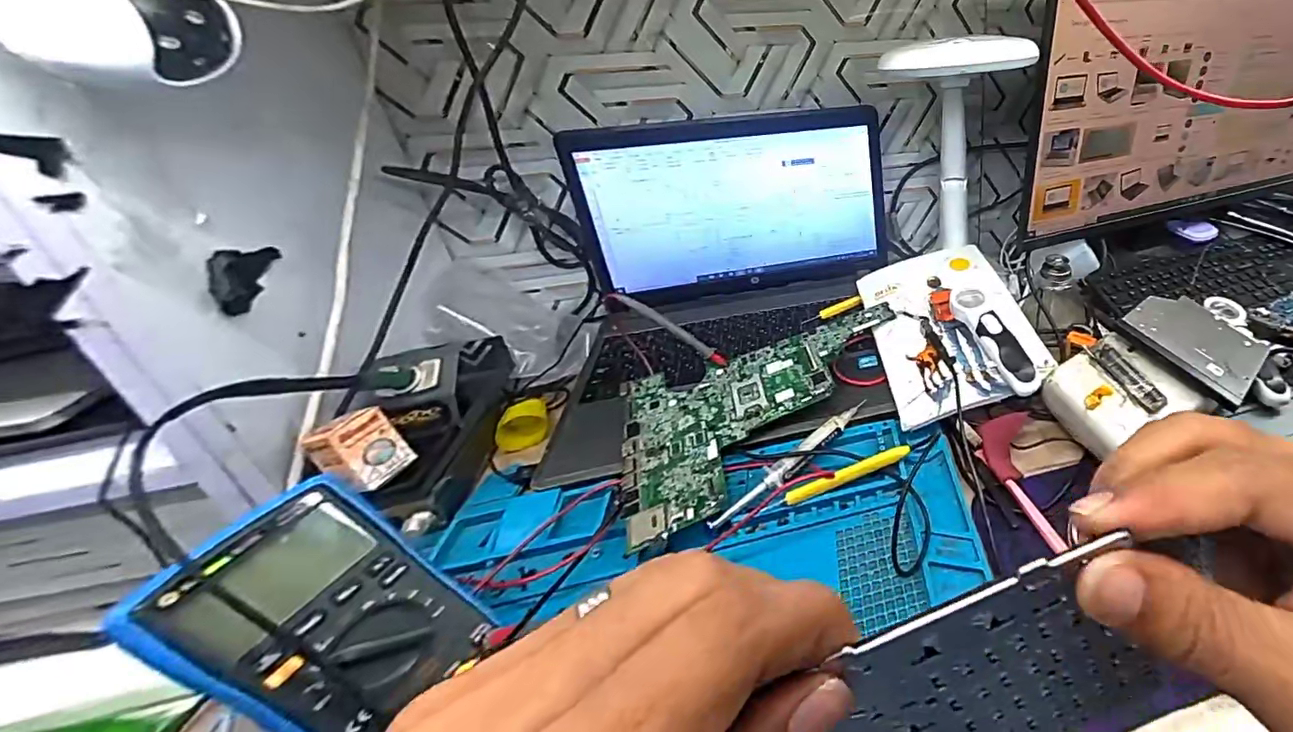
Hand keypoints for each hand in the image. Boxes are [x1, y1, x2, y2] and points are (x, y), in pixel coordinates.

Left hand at [392, 552, 856, 731]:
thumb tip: (821, 689)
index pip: (717, 620)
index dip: (800, 617)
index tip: (834, 650)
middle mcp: (502, 718)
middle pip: (683, 583)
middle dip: (762, 606)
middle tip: (791, 672)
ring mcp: (462, 703)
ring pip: (639, 586)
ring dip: (712, 613)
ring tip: (735, 679)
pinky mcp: (449, 703)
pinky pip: (589, 619)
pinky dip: (653, 631)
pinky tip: (666, 687)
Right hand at [1068, 414, 1292, 731]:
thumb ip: (1196, 628)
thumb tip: (1101, 578)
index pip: (1247, 478)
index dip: (1166, 495)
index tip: (1099, 524)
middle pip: (1211, 443)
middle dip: (1142, 477)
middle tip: (1088, 528)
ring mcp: (1284, 486)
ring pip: (1190, 448)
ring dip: (1137, 481)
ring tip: (1098, 531)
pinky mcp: (1251, 507)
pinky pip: (1185, 479)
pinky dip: (1146, 500)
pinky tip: (1125, 530)